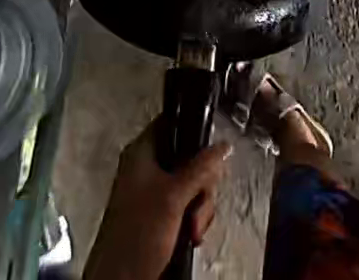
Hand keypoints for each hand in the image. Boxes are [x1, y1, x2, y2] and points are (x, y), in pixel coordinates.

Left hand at [83, 123, 231, 279]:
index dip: (192, 131)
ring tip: (192, 228)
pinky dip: (194, 219)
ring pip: (191, 184)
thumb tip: (222, 146)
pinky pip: (187, 206)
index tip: (208, 152)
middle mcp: (147, 168)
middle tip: (197, 203)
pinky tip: (191, 235)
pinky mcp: (160, 216)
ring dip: (199, 207)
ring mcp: (153, 193)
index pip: (172, 122)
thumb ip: (200, 168)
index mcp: (142, 152)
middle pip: (189, 157)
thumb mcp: (174, 197)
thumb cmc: (137, 236)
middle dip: (201, 184)